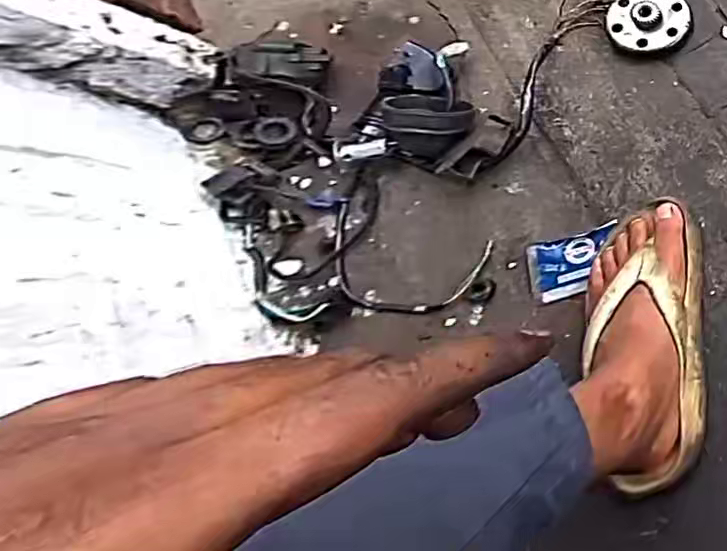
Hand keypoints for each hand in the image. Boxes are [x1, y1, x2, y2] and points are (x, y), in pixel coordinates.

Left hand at [0, 332, 551, 550]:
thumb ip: (291, 533)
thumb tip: (394, 488)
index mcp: (155, 511)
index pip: (360, 404)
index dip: (461, 365)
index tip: (526, 345)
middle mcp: (113, 448)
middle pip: (318, 379)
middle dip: (410, 380)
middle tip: (461, 410)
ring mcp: (53, 434)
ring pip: (250, 374)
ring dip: (335, 387)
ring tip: (373, 419)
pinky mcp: (20, 433)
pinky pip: (168, 388)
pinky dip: (244, 396)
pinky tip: (247, 419)